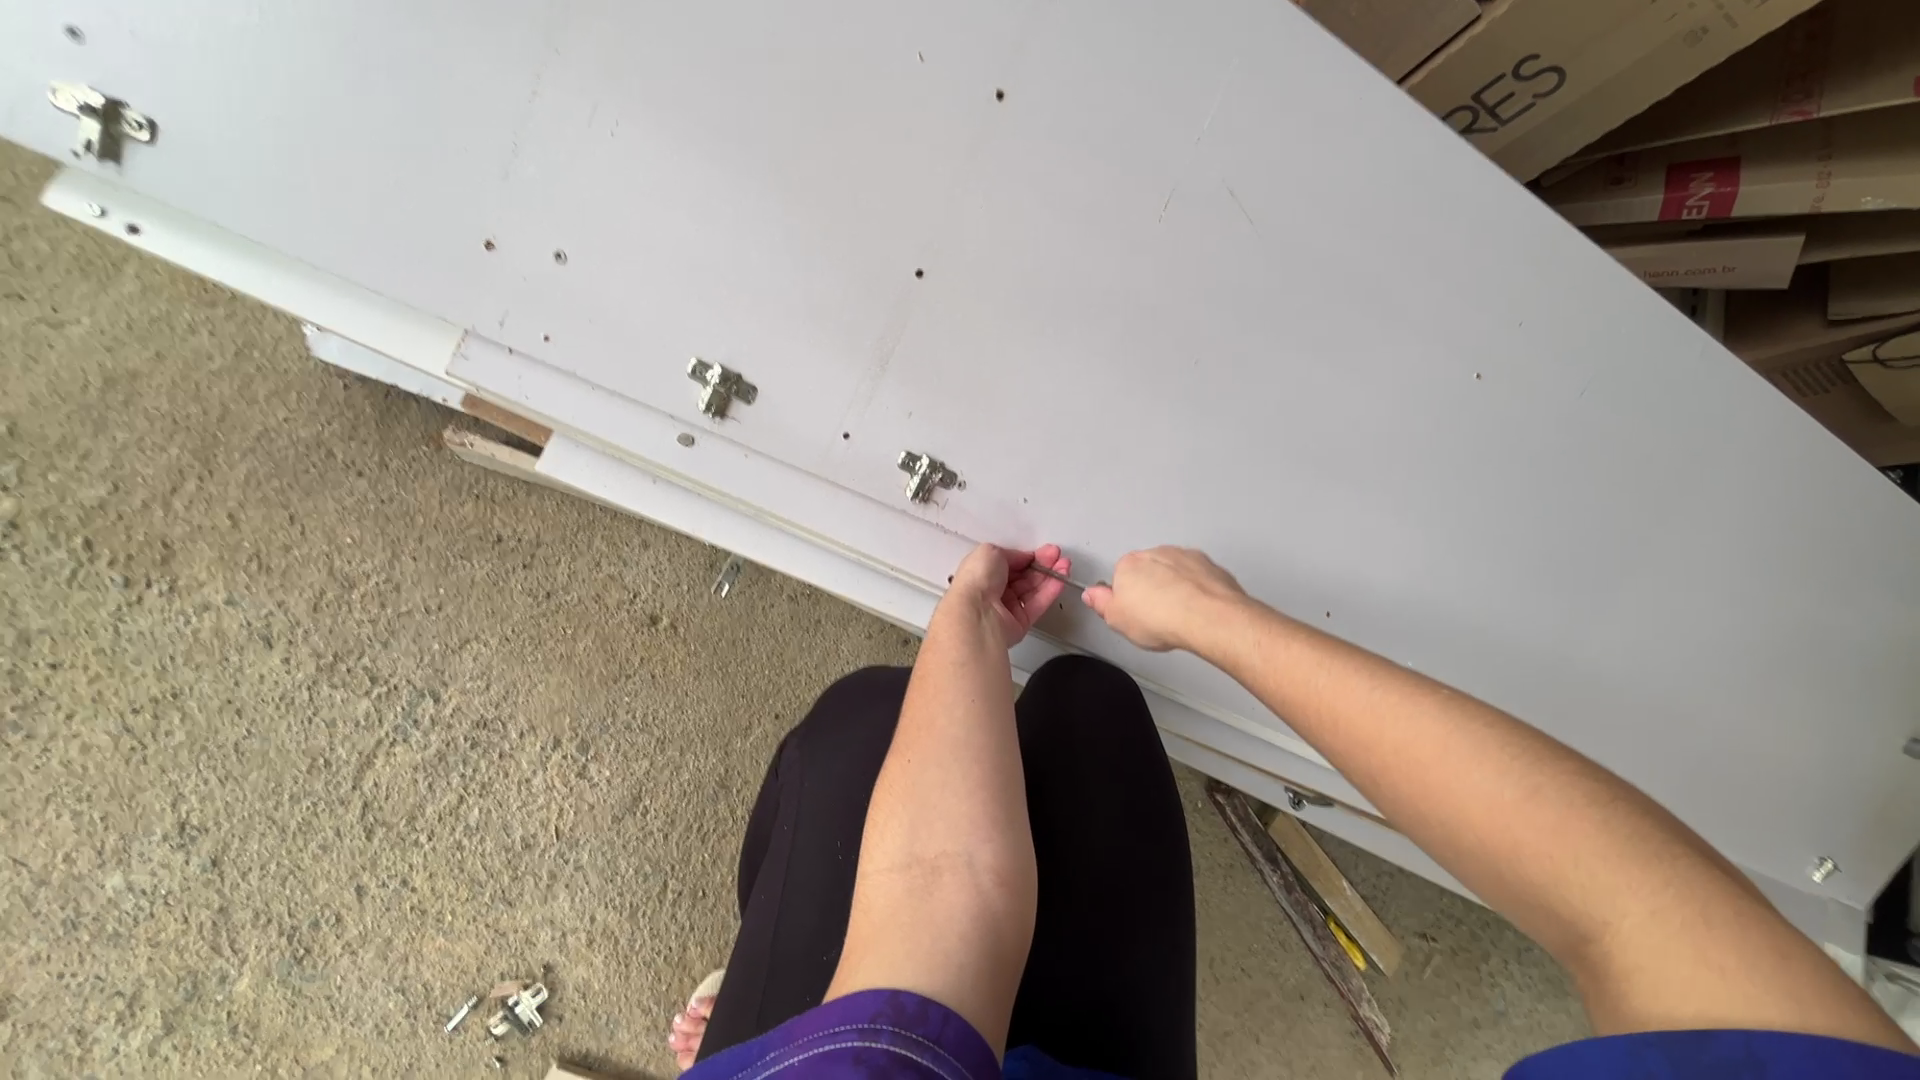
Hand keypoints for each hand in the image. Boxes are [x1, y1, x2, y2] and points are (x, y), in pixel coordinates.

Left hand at [942, 543, 1069, 648]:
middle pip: (1024, 576)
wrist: (977, 612)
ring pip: (1033, 590)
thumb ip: (1011, 553)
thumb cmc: (976, 581)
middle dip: (1043, 564)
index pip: (1011, 563)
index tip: (1045, 550)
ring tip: (1064, 565)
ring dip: (1050, 576)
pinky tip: (1060, 580)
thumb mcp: (991, 552)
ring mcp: (1006, 608)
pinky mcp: (1019, 623)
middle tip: (1057, 556)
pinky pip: (1037, 605)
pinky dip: (1050, 592)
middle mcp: (994, 591)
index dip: (1029, 556)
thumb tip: (1023, 556)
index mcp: (983, 573)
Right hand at [1082, 546, 1247, 652]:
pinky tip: (1197, 611)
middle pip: (1148, 571)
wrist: (1208, 618)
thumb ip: (1100, 603)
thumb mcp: (1116, 619)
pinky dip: (1197, 590)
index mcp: (1129, 564)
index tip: (1133, 614)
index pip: (1120, 577)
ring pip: (1174, 572)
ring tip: (1179, 616)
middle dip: (1151, 590)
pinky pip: (1198, 577)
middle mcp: (1156, 554)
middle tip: (1155, 617)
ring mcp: (1185, 557)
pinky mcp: (1209, 566)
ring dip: (1175, 588)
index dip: (1126, 598)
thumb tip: (1091, 595)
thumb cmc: (1163, 618)